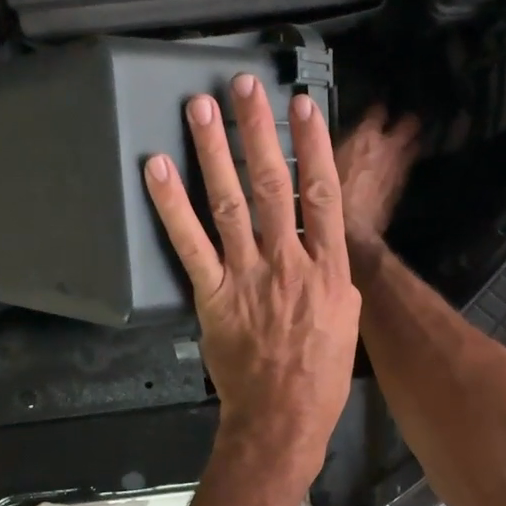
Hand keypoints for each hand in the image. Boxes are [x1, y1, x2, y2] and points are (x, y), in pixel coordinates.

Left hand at [145, 75, 360, 462]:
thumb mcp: (346, 320)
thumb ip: (332, 276)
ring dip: (215, 152)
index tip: (301, 105)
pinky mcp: (214, 296)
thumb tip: (320, 245)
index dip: (312, 146)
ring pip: (231, 204)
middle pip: (274, 186)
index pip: (321, 194)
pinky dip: (173, 206)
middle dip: (258, 132)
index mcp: (327, 269)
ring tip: (201, 109)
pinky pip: (190, 245)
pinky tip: (158, 170)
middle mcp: (289, 263)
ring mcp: (249, 277)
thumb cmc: (320, 376)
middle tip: (243, 88)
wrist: (283, 417)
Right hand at [332, 105, 422, 255]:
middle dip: (408, 121)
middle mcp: (387, 148)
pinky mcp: (400, 187)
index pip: (379, 109)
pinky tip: (397, 167)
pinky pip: (406, 168)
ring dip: (411, 142)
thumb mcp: (324, 165)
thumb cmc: (331, 197)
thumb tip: (321, 133)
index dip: (379, 106)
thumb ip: (331, 146)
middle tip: (404, 119)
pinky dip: (403, 163)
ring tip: (407, 139)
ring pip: (414, 145)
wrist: (354, 232)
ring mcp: (398, 167)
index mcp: (366, 137)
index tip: (377, 105)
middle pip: (409, 124)